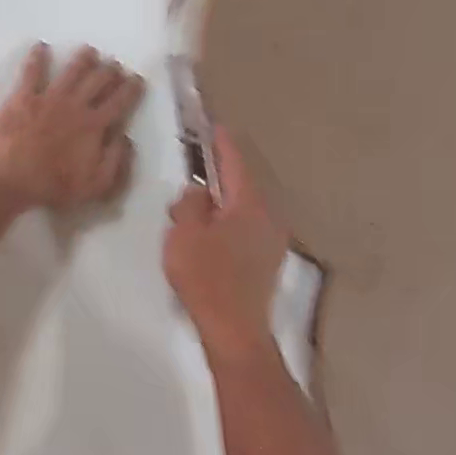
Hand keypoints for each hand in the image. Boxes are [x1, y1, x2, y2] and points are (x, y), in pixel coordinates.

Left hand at [0, 43, 143, 208]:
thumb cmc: (54, 187)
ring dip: (83, 59)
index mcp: (95, 125)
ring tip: (89, 51)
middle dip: (109, 71)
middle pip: (98, 81)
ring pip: (71, 71)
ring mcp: (48, 98)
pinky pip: (31, 72)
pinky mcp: (22, 98)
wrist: (12, 180)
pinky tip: (40, 46)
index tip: (137, 80)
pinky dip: (36, 58)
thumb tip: (125, 137)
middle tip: (114, 65)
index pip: (120, 101)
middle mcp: (76, 105)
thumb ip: (115, 161)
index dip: (131, 88)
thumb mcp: (95, 185)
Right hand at [164, 126, 288, 361]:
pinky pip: (244, 228)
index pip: (235, 163)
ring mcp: (271, 240)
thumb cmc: (206, 276)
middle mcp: (268, 217)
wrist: (233, 328)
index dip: (222, 144)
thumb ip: (189, 204)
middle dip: (217, 177)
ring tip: (196, 207)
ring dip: (221, 203)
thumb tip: (198, 192)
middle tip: (195, 170)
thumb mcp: (184, 233)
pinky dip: (226, 222)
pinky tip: (209, 234)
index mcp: (249, 204)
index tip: (214, 126)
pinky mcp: (265, 261)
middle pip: (241, 186)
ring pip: (242, 209)